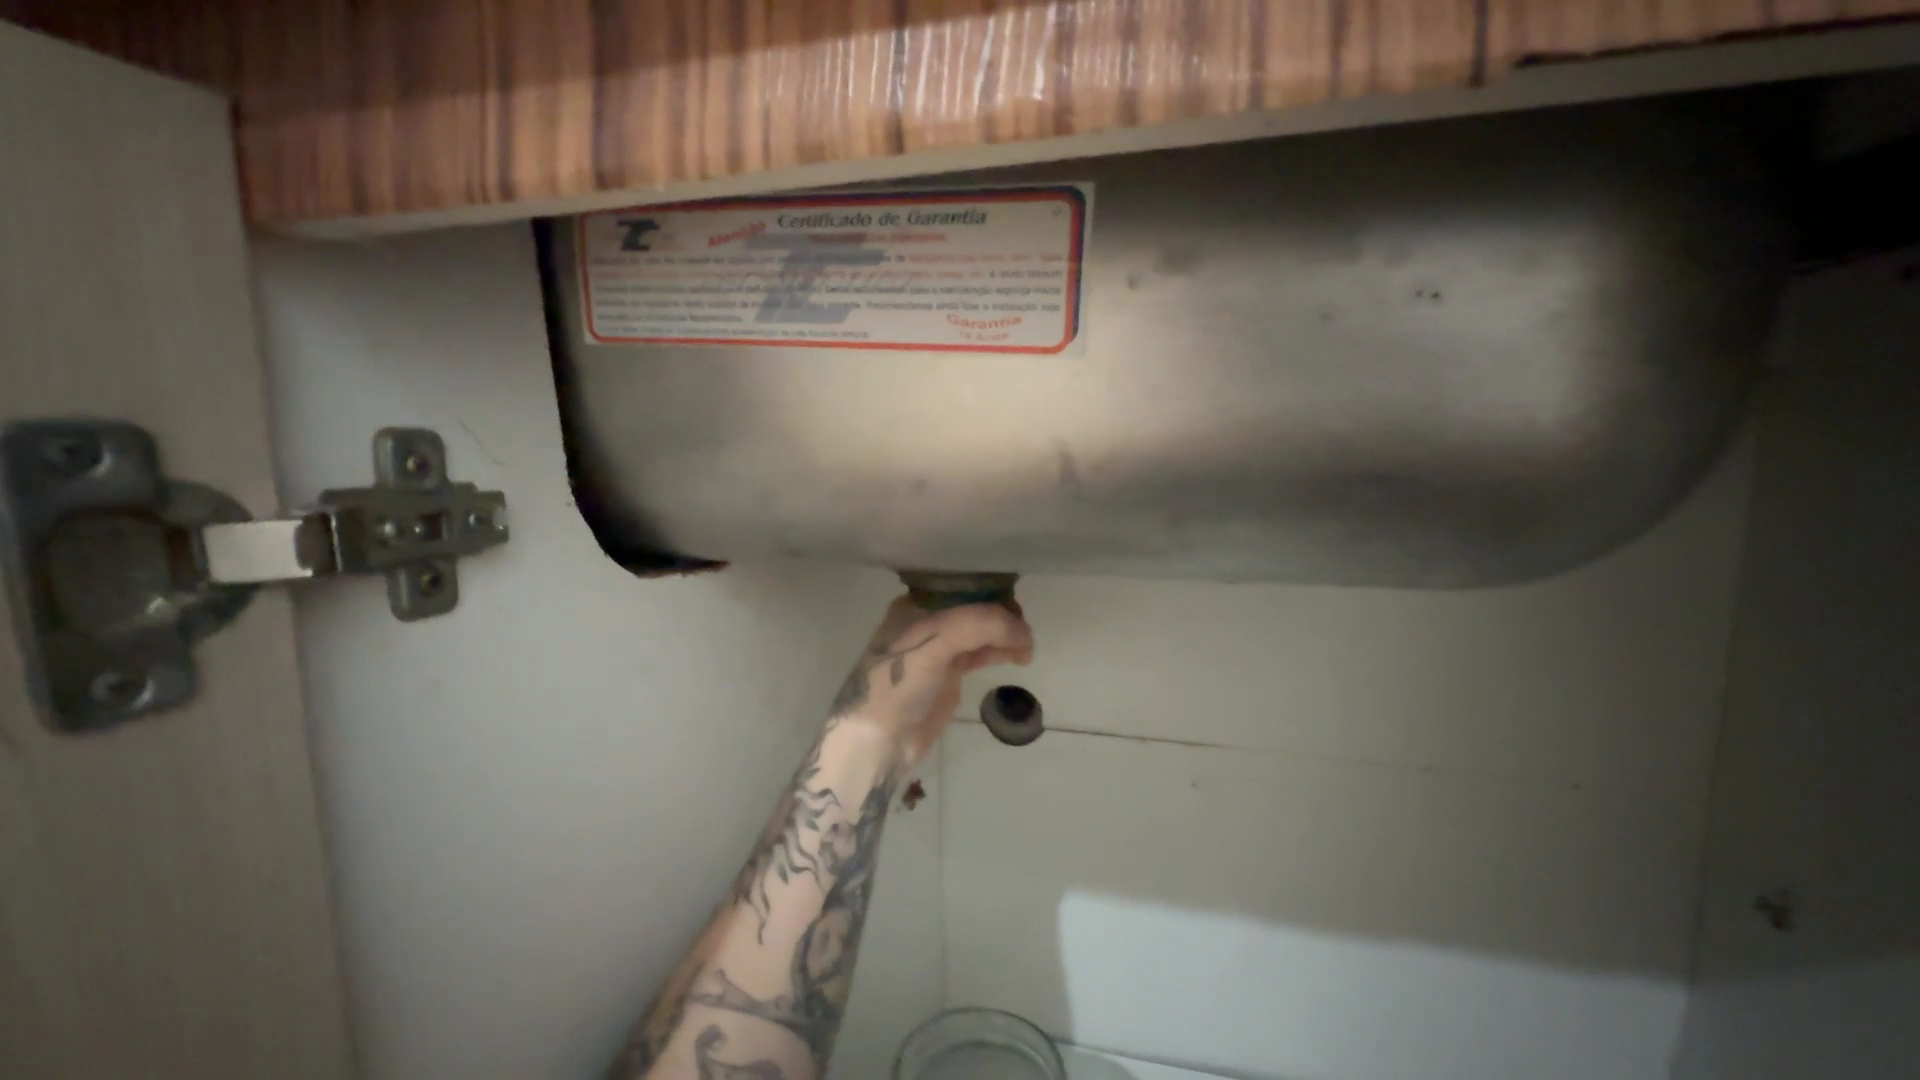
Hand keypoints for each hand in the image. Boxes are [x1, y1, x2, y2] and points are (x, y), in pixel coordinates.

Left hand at [828, 596, 1033, 767]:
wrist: (880, 737)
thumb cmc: (899, 681)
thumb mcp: (936, 641)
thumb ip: (978, 625)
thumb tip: (1023, 630)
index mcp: (916, 604)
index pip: (962, 585)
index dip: (991, 589)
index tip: (1016, 600)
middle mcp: (929, 620)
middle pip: (976, 606)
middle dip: (1003, 613)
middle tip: (1024, 628)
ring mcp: (940, 648)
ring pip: (983, 631)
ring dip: (1007, 634)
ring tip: (1028, 646)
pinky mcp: (951, 672)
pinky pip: (983, 652)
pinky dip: (1003, 650)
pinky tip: (1020, 656)